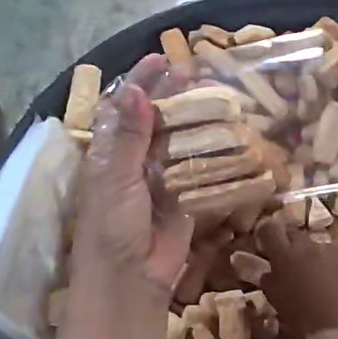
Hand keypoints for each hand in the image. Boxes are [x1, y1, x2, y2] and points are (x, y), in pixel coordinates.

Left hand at [69, 54, 193, 306]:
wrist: (131, 280)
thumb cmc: (112, 227)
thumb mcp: (116, 177)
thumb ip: (129, 135)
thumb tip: (134, 88)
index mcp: (109, 154)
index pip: (123, 108)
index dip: (139, 82)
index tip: (160, 58)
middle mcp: (134, 162)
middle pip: (154, 120)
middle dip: (172, 96)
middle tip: (196, 72)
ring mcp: (160, 180)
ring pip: (179, 142)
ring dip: (195, 121)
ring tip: (217, 96)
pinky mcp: (183, 199)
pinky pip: (198, 170)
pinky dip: (211, 154)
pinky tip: (229, 135)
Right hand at [254, 218, 337, 338]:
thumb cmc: (306, 323)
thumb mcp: (279, 304)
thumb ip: (270, 282)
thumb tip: (268, 272)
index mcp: (285, 254)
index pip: (269, 228)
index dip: (265, 234)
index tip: (264, 246)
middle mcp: (309, 245)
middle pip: (294, 234)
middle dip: (288, 245)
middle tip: (287, 266)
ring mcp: (333, 251)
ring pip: (315, 246)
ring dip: (310, 257)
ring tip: (313, 280)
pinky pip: (334, 257)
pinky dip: (329, 266)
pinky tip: (333, 287)